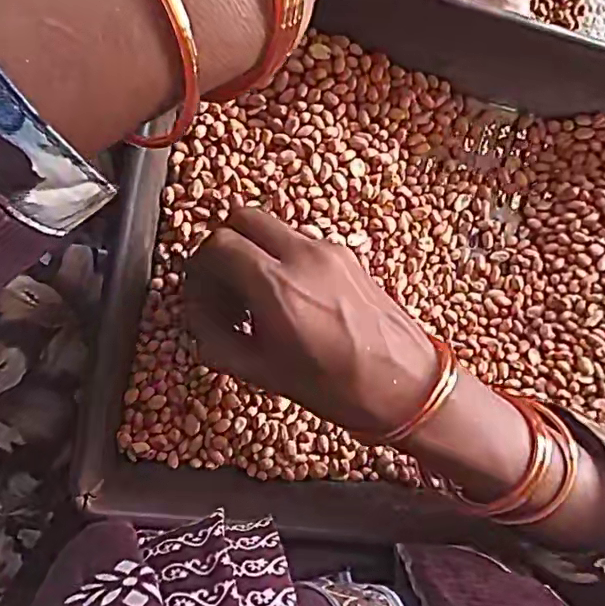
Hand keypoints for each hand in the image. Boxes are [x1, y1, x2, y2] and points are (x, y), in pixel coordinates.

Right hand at [183, 206, 437, 434]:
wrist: (406, 386)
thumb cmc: (338, 387)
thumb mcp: (262, 373)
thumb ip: (216, 339)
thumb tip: (198, 317)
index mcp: (277, 286)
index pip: (218, 244)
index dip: (200, 266)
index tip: (201, 290)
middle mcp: (303, 256)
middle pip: (242, 218)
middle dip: (223, 246)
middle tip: (222, 284)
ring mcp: (330, 251)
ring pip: (273, 227)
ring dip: (253, 251)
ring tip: (256, 298)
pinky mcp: (348, 256)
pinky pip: (300, 242)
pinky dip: (280, 258)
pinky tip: (287, 298)